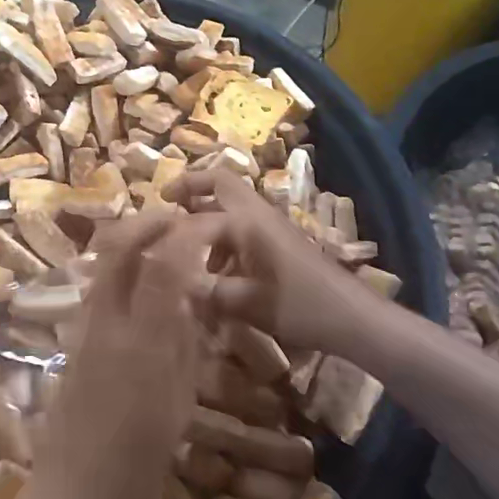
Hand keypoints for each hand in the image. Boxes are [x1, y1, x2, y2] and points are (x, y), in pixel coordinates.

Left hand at [34, 214, 215, 498]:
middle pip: (118, 245)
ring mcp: (84, 327)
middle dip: (149, 220)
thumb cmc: (142, 455)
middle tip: (179, 218)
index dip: (191, 232)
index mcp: (144, 337)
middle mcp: (108, 320)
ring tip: (162, 242)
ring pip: (102, 262)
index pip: (166, 261)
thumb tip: (191, 296)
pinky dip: (121, 270)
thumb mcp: (180, 396)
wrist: (80, 488)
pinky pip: (97, 287)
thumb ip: (184, 339)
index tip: (213, 222)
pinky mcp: (74, 339)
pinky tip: (141, 284)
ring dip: (132, 241)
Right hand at [162, 171, 380, 355]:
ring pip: (234, 204)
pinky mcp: (282, 240)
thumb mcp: (247, 304)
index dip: (171, 229)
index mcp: (247, 223)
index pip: (198, 218)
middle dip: (191, 186)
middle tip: (167, 200)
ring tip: (189, 246)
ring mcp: (273, 225)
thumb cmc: (299, 306)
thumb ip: (208, 293)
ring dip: (209, 213)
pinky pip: (245, 225)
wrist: (351, 316)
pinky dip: (225, 235)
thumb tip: (178, 288)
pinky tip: (219, 270)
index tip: (147, 241)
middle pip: (221, 182)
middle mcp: (258, 214)